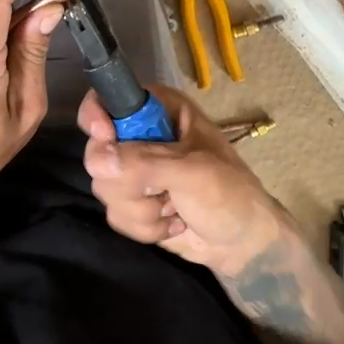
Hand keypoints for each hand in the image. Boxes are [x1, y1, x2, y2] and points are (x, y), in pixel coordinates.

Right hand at [79, 86, 294, 276]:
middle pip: (97, 151)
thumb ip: (146, 163)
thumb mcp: (193, 172)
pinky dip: (144, 226)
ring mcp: (134, 171)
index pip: (107, 99)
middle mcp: (140, 136)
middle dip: (129, 181)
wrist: (246, 245)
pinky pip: (115, 214)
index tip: (105, 138)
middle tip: (161, 189)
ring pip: (105, 187)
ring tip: (175, 207)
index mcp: (158, 110)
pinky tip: (172, 223)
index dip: (97, 117)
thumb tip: (98, 160)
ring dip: (142, 208)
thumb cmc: (230, 194)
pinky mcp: (132, 203)